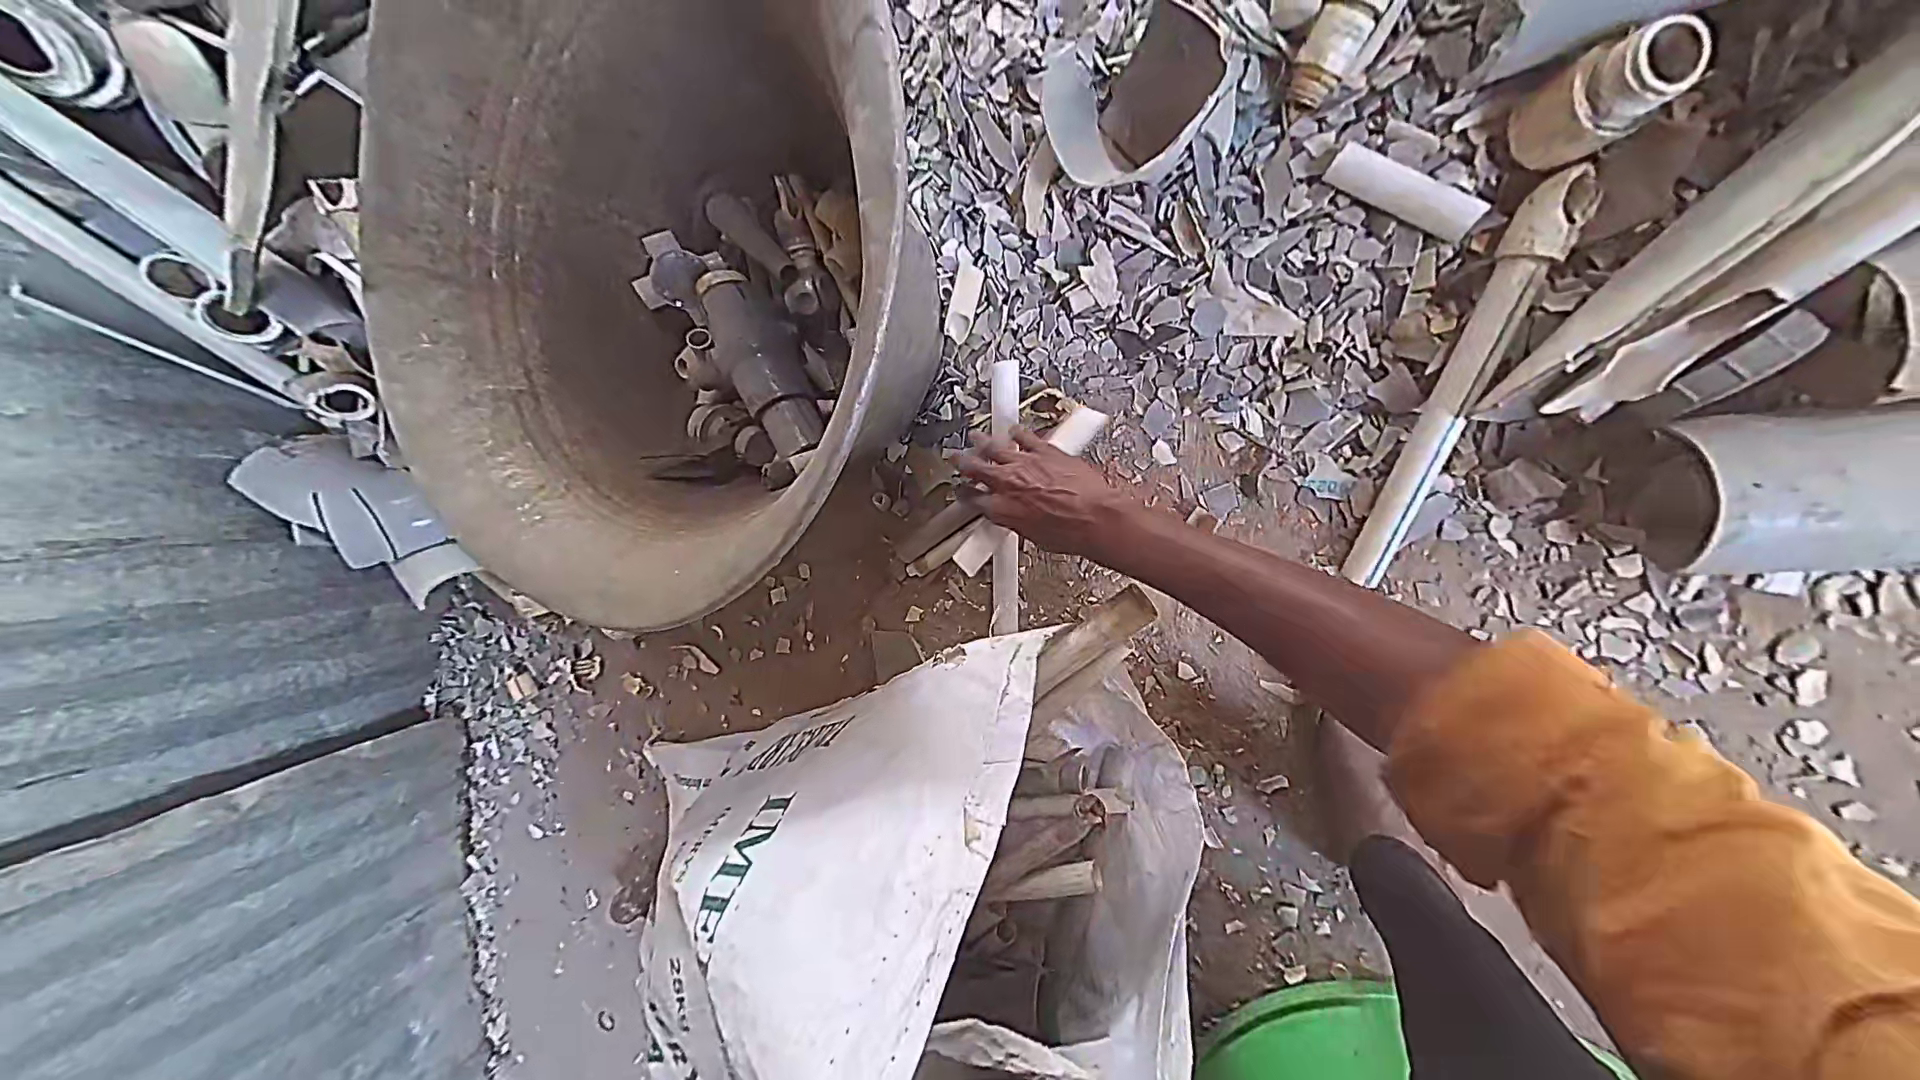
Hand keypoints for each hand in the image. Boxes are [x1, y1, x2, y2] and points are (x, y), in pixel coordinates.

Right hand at [955, 427, 1143, 559]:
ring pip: (995, 448)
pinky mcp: (1045, 451)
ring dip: (983, 442)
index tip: (963, 490)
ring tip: (976, 437)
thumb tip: (1015, 517)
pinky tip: (1013, 431)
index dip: (965, 494)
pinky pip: (1025, 437)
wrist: (1094, 517)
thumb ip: (1016, 520)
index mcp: (1001, 509)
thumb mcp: (1033, 535)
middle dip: (963, 462)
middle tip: (956, 457)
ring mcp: (1025, 464)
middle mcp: (1008, 484)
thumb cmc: (1070, 532)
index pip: (972, 498)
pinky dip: (1017, 433)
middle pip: (976, 468)